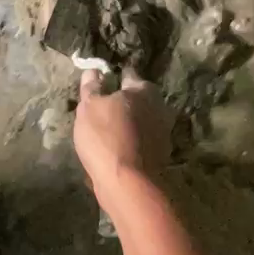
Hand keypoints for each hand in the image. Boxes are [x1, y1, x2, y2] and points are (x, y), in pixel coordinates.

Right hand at [75, 69, 172, 196]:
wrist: (128, 183)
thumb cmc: (106, 137)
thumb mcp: (90, 107)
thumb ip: (92, 87)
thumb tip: (93, 71)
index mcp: (145, 90)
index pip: (128, 75)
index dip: (113, 77)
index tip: (102, 82)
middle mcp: (160, 107)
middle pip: (138, 99)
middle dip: (124, 102)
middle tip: (102, 109)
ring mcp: (163, 133)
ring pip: (141, 121)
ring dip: (128, 123)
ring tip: (107, 131)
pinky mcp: (161, 155)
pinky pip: (141, 141)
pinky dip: (132, 142)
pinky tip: (117, 149)